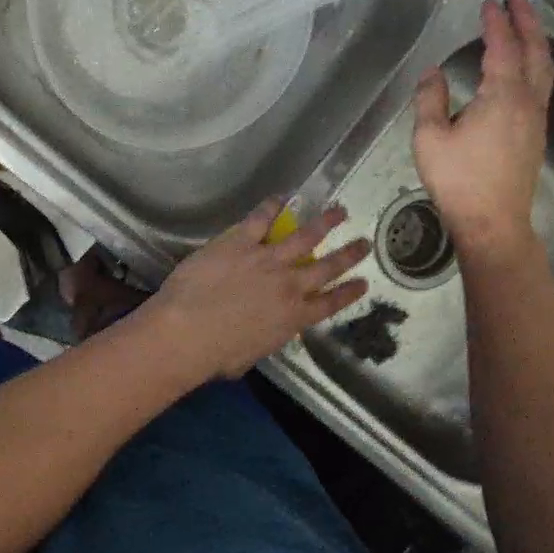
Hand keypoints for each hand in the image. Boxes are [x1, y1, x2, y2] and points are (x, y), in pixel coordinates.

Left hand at [144, 201, 370, 380]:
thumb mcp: (250, 355)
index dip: (348, 293)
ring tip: (339, 211)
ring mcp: (267, 260)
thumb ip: (263, 338)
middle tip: (364, 243)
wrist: (189, 330)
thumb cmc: (215, 354)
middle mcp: (289, 286)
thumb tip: (259, 334)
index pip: (330, 303)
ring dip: (324, 222)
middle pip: (326, 267)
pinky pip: (260, 219)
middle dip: (349, 254)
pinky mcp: (240, 242)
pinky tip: (281, 197)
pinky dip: (272, 207)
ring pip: (304, 236)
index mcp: (293, 318)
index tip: (363, 283)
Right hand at [413, 0, 553, 255]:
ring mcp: (536, 118)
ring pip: (544, 69)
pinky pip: (541, 84)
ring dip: (536, 41)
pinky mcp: (535, 133)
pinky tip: (523, 65)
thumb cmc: (457, 179)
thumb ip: (431, 100)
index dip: (496, 23)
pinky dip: (535, 62)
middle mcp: (527, 101)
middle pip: (535, 52)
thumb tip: (432, 72)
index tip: (490, 2)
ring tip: (526, 23)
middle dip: (528, 21)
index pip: (502, 48)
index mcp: (502, 97)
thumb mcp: (430, 138)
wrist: (493, 220)